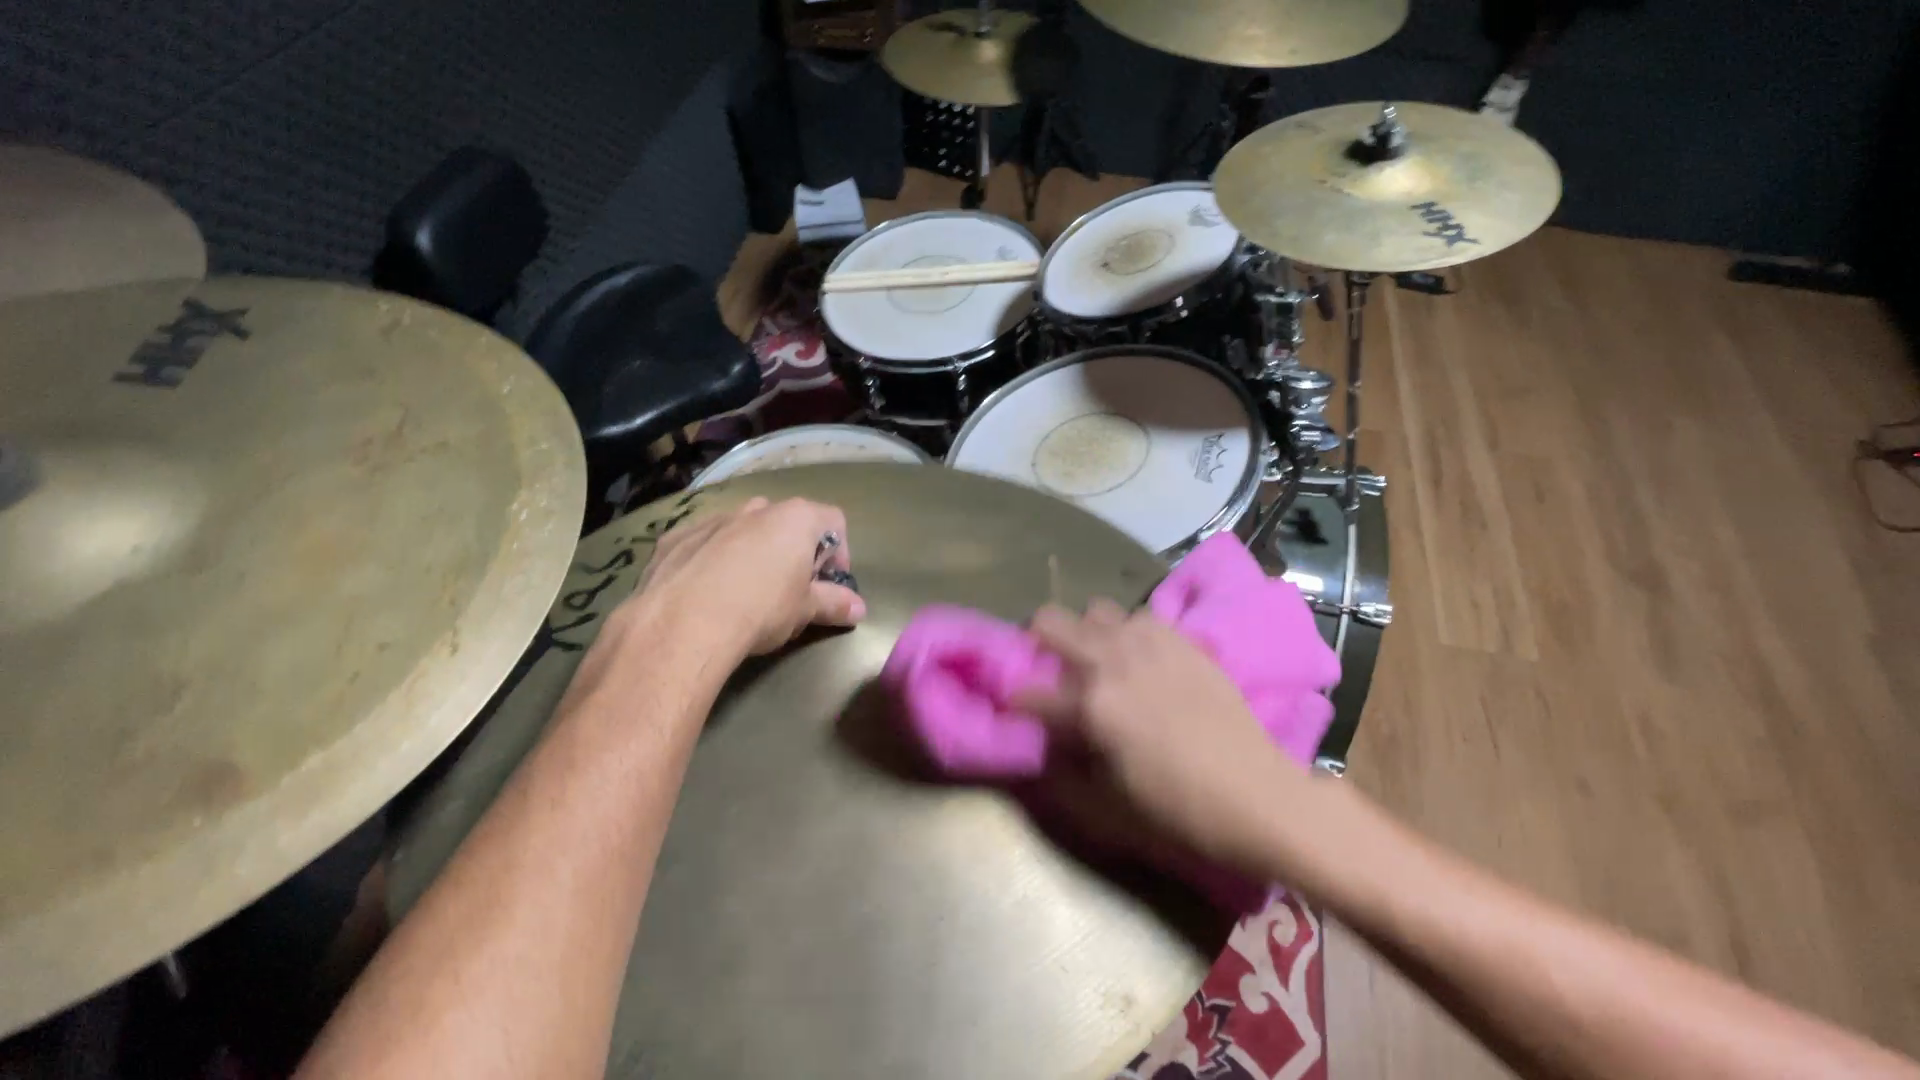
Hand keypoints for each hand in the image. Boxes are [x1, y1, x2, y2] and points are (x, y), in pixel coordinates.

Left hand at [631, 496, 864, 657]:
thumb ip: (834, 604)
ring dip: (753, 553)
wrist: (682, 622)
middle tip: (790, 590)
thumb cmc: (760, 610)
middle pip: (787, 523)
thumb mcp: (805, 611)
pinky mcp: (675, 537)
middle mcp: (756, 509)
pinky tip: (706, 594)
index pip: (834, 521)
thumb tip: (860, 609)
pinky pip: (705, 544)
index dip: (839, 553)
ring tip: (746, 593)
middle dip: (794, 552)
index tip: (830, 585)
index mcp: (795, 519)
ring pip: (743, 530)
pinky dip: (712, 561)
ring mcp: (713, 519)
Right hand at [1012, 600, 1312, 874]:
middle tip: (1047, 672)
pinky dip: (1129, 633)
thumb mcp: (1104, 808)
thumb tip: (1042, 744)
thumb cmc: (1176, 812)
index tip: (1014, 712)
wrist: (1257, 798)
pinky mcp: (1184, 642)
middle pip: (1051, 622)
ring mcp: (1152, 645)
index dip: (1013, 702)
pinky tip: (1139, 660)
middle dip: (1037, 644)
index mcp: (1090, 706)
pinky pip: (1141, 617)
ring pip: (1097, 611)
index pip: (1026, 692)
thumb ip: (1060, 771)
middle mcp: (1114, 662)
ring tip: (1097, 663)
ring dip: (1087, 634)